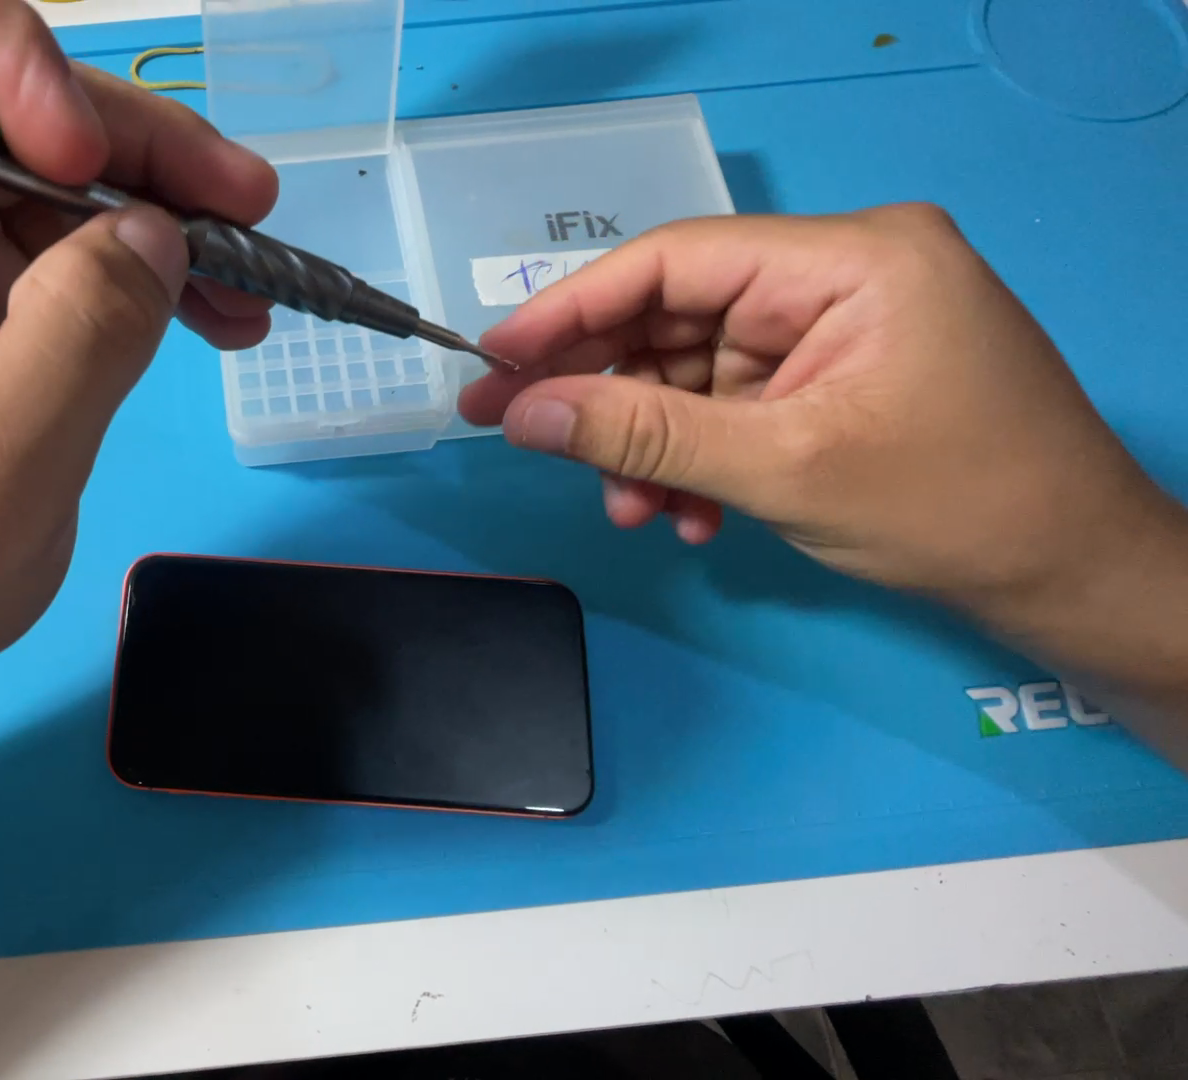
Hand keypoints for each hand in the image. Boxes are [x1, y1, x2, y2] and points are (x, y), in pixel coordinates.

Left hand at [0, 0, 277, 713]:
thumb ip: (76, 336)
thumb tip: (159, 232)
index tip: (77, 149)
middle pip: (6, 99)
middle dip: (131, 138)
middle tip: (242, 200)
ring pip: (67, 177)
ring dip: (169, 207)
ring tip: (256, 266)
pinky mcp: (4, 316)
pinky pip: (89, 256)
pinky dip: (163, 274)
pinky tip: (229, 315)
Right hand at [459, 204, 1185, 625]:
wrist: (1064, 577)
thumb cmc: (949, 506)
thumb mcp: (777, 467)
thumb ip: (637, 435)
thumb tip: (518, 415)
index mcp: (841, 262)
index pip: (670, 262)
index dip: (568, 309)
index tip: (491, 357)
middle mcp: (822, 281)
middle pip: (663, 321)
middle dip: (596, 394)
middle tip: (514, 433)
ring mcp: (814, 334)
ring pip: (676, 377)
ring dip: (639, 448)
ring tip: (629, 509)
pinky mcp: (807, 382)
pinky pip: (707, 411)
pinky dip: (678, 463)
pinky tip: (681, 515)